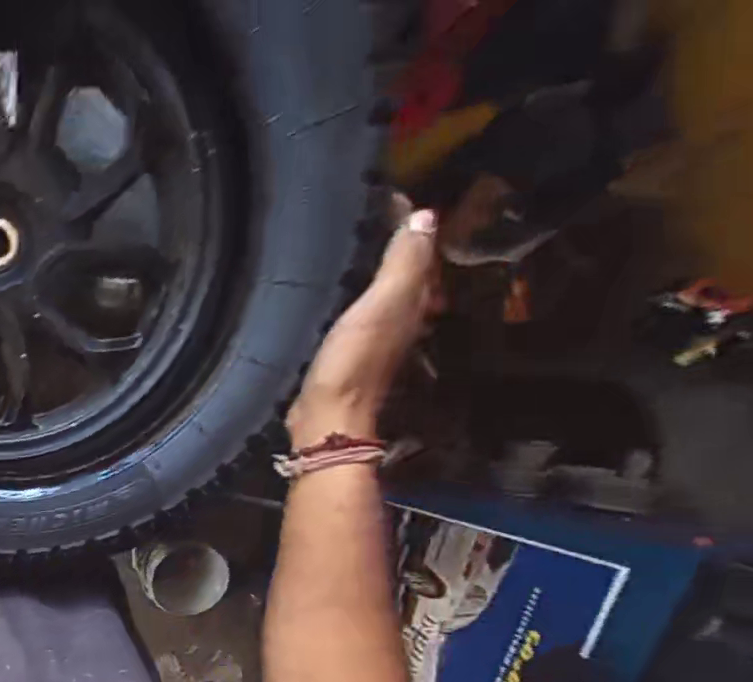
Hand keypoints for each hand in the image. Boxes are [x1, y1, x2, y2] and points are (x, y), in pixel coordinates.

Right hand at [285, 206, 439, 447]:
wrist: (326, 415)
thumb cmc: (355, 360)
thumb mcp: (383, 305)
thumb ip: (403, 263)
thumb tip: (426, 215)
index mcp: (415, 301)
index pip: (420, 249)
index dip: (408, 221)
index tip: (385, 195)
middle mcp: (402, 316)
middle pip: (403, 270)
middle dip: (391, 241)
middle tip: (364, 213)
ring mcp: (375, 336)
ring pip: (381, 289)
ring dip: (370, 267)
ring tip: (347, 242)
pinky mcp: (348, 350)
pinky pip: (357, 309)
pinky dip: (352, 292)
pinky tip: (334, 286)